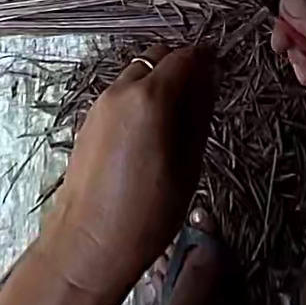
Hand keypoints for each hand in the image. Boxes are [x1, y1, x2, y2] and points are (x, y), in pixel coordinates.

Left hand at [38, 44, 215, 299]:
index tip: (219, 67)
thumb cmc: (147, 212)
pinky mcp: (89, 120)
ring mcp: (101, 104)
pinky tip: (152, 127)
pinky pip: (122, 92)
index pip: (184, 57)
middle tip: (202, 89)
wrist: (85, 247)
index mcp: (150, 97)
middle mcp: (122, 90)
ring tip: (178, 112)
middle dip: (181, 64)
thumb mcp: (188, 163)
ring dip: (160, 78)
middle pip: (157, 57)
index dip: (205, 58)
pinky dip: (141, 94)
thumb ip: (200, 113)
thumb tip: (209, 79)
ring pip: (138, 72)